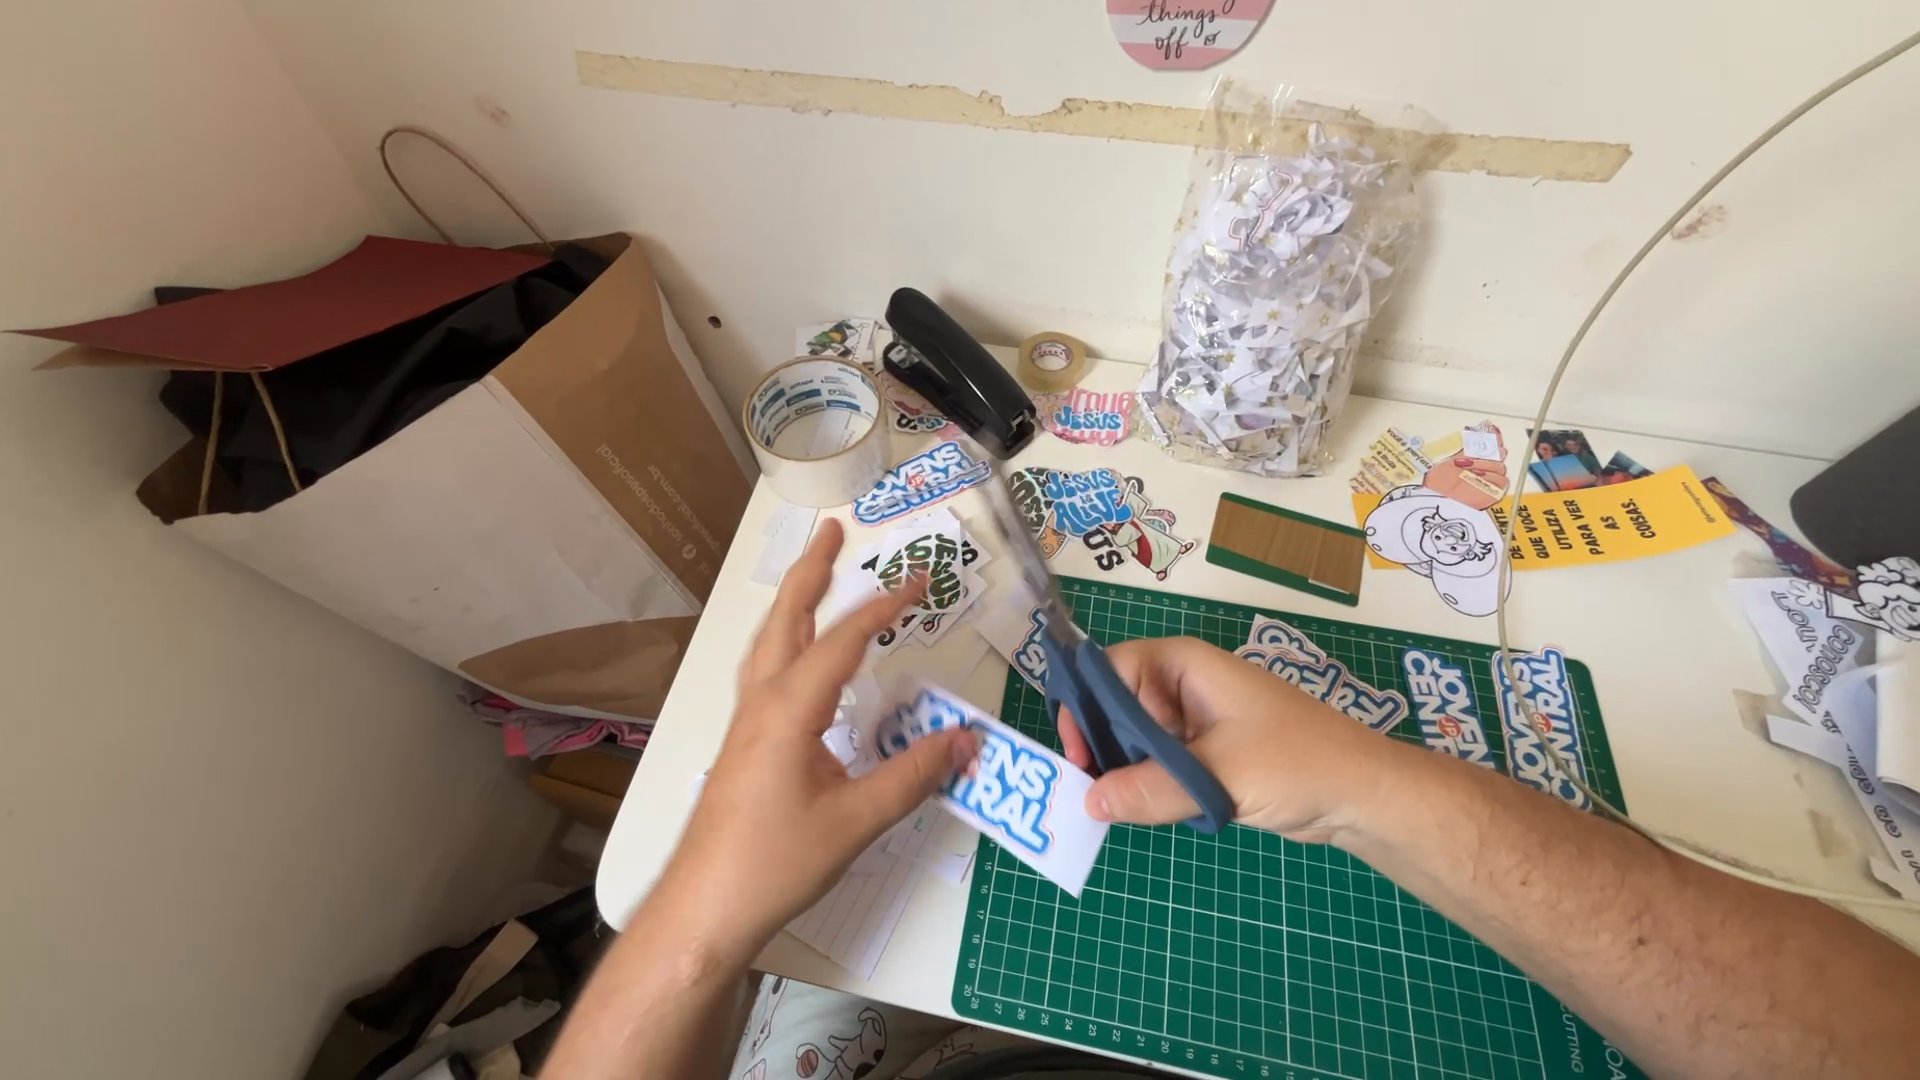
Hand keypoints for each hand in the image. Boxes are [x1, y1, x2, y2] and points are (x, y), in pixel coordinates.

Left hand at [658, 519, 978, 954]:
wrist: (703, 910)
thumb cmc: (775, 862)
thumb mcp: (856, 821)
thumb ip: (913, 775)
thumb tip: (967, 741)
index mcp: (789, 708)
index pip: (844, 640)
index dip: (884, 607)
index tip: (918, 581)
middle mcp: (762, 700)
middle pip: (786, 617)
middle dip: (812, 570)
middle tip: (833, 531)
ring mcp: (746, 719)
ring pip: (770, 640)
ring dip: (796, 600)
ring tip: (816, 573)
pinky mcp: (743, 740)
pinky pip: (767, 668)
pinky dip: (789, 638)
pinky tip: (803, 654)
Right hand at [1056, 637, 1404, 843]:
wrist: (1364, 797)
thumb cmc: (1297, 763)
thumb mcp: (1220, 775)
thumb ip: (1152, 789)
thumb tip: (1089, 801)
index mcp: (1182, 665)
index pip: (1111, 668)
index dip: (1087, 704)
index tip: (1078, 752)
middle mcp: (1180, 686)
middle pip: (1116, 703)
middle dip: (1098, 742)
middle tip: (1085, 787)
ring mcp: (1191, 720)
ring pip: (1133, 737)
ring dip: (1119, 767)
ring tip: (1106, 803)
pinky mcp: (1201, 753)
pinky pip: (1155, 761)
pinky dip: (1142, 782)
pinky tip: (1134, 808)